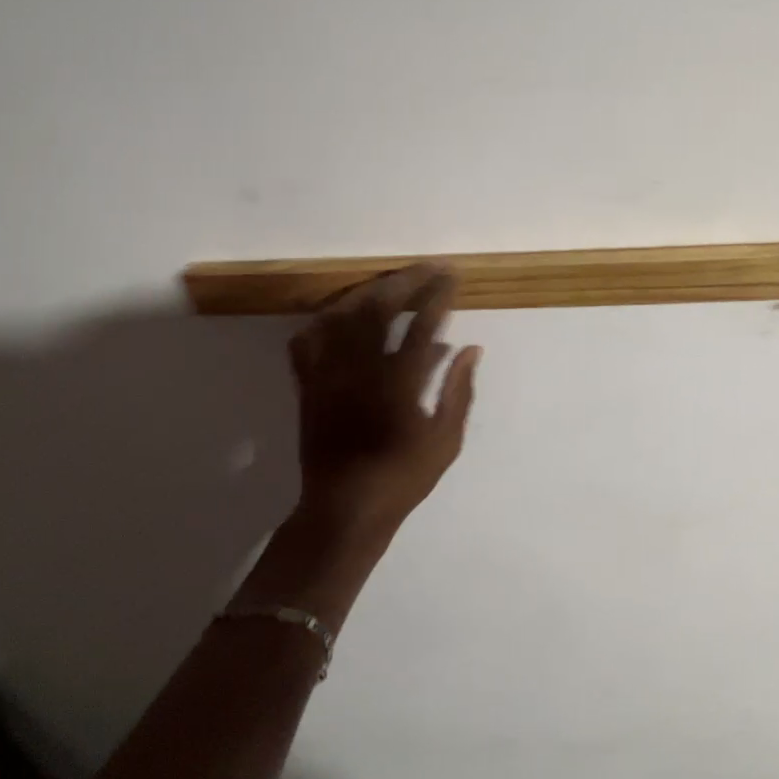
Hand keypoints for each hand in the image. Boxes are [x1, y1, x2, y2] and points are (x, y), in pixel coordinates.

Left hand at [289, 263, 480, 533]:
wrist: (344, 509)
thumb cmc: (403, 479)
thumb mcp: (446, 440)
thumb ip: (458, 390)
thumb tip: (471, 349)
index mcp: (400, 382)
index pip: (423, 323)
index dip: (439, 295)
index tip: (452, 277)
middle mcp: (361, 368)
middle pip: (381, 307)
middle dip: (407, 281)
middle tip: (428, 269)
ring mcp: (328, 374)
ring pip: (343, 315)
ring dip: (369, 292)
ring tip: (391, 284)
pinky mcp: (307, 385)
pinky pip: (307, 340)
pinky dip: (325, 321)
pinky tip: (340, 316)